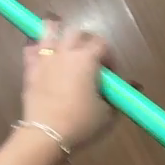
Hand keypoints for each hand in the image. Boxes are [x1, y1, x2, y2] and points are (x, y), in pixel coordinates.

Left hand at [19, 19, 113, 150]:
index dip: (109, 56)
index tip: (110, 73)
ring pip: (49, 30)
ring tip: (62, 46)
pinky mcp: (29, 68)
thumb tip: (135, 85)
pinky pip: (30, 48)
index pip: (102, 43)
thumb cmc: (80, 124)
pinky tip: (42, 57)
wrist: (45, 135)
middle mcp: (66, 51)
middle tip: (90, 59)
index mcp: (87, 59)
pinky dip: (36, 49)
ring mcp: (45, 57)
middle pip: (77, 32)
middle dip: (86, 41)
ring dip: (57, 33)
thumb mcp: (107, 114)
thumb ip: (119, 97)